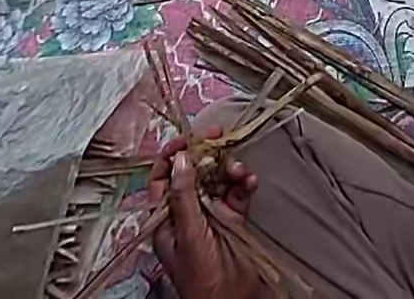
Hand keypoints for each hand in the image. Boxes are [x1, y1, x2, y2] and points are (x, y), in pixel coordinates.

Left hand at [148, 130, 262, 298]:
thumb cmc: (201, 276)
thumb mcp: (189, 233)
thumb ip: (184, 195)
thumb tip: (181, 158)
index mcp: (168, 218)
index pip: (163, 179)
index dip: (172, 156)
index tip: (187, 138)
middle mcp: (188, 212)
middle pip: (194, 172)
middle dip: (206, 154)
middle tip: (219, 136)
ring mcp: (210, 214)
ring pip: (217, 178)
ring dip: (229, 169)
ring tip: (239, 171)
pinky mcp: (232, 217)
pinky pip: (237, 191)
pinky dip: (244, 183)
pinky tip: (250, 181)